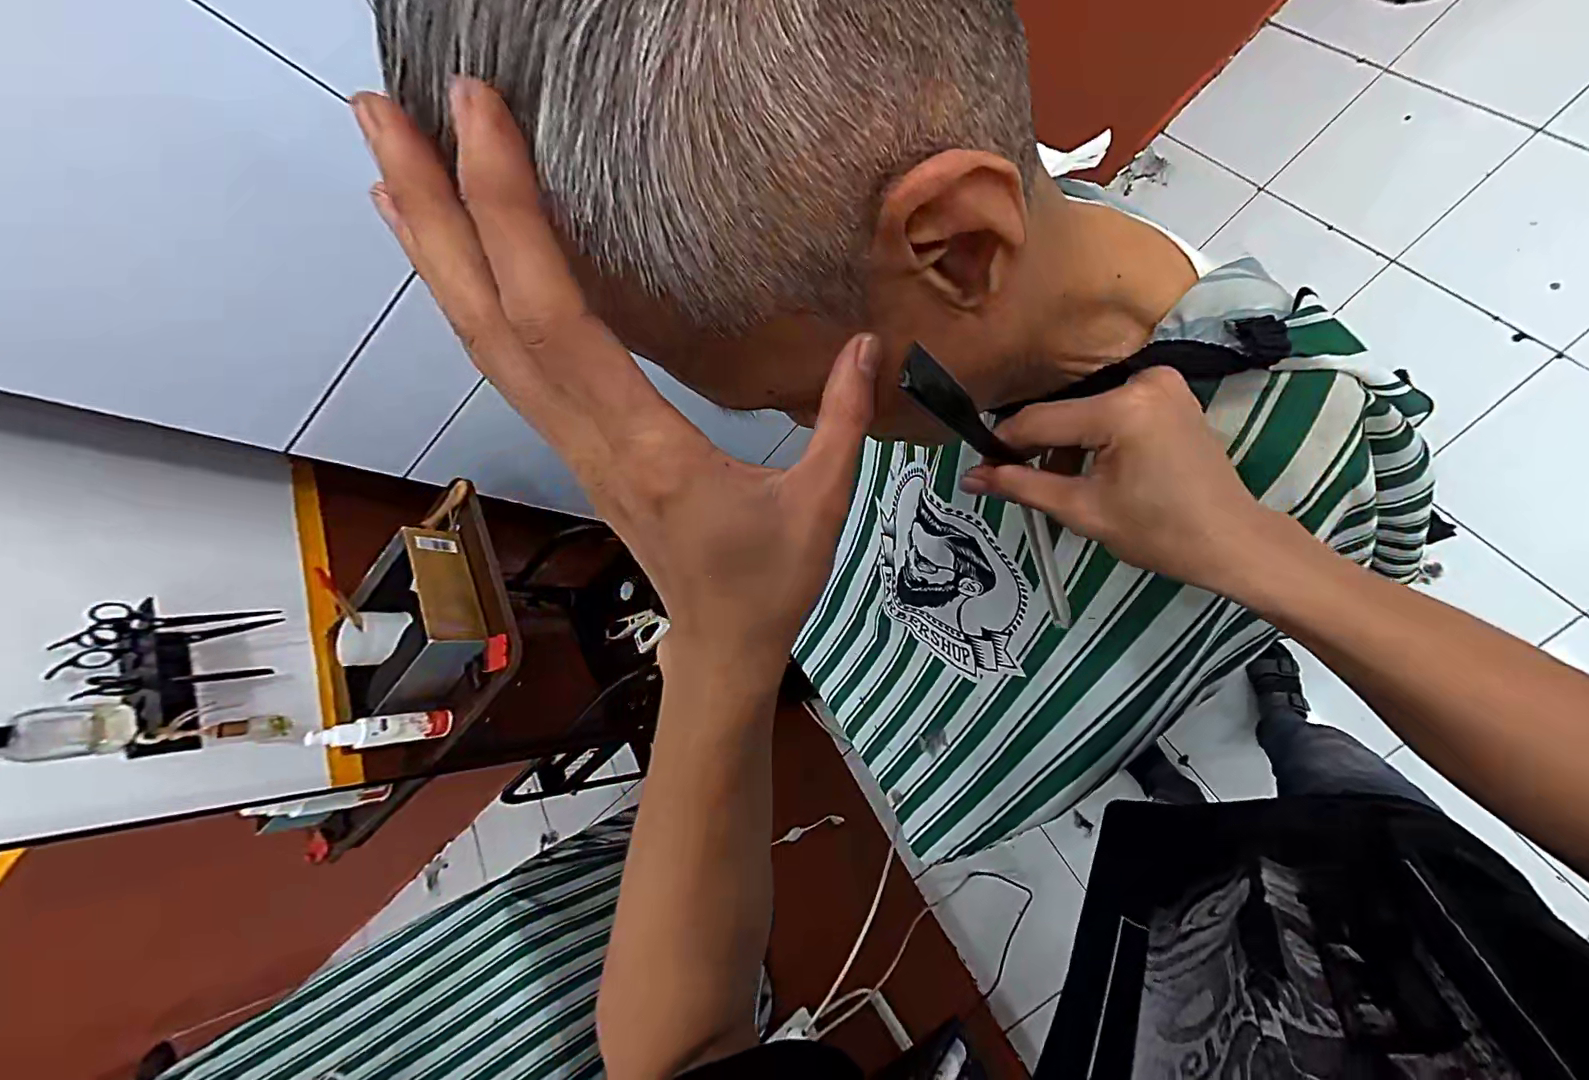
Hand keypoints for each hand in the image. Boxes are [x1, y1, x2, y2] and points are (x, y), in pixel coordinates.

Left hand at [354, 78, 876, 679]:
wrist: (721, 645)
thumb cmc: (771, 582)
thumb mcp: (823, 503)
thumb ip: (843, 422)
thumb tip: (868, 345)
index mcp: (650, 446)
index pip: (561, 318)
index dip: (515, 216)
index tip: (481, 119)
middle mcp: (591, 439)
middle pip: (493, 320)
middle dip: (437, 210)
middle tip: (384, 106)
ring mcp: (575, 449)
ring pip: (487, 345)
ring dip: (437, 253)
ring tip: (390, 161)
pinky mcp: (580, 454)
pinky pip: (510, 370)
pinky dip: (471, 306)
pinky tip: (454, 267)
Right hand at [960, 367, 1315, 598]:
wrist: (1231, 541)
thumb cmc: (1160, 534)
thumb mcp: (1083, 511)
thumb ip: (1023, 486)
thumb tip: (972, 477)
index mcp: (1122, 408)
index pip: (1040, 421)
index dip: (1004, 446)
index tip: (981, 468)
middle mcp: (1143, 380)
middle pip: (1064, 412)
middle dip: (1039, 449)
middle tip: (1020, 483)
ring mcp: (1162, 382)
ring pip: (1086, 410)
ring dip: (1067, 445)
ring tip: (1063, 485)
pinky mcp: (1171, 392)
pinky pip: (1113, 408)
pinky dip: (1095, 436)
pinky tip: (1092, 469)